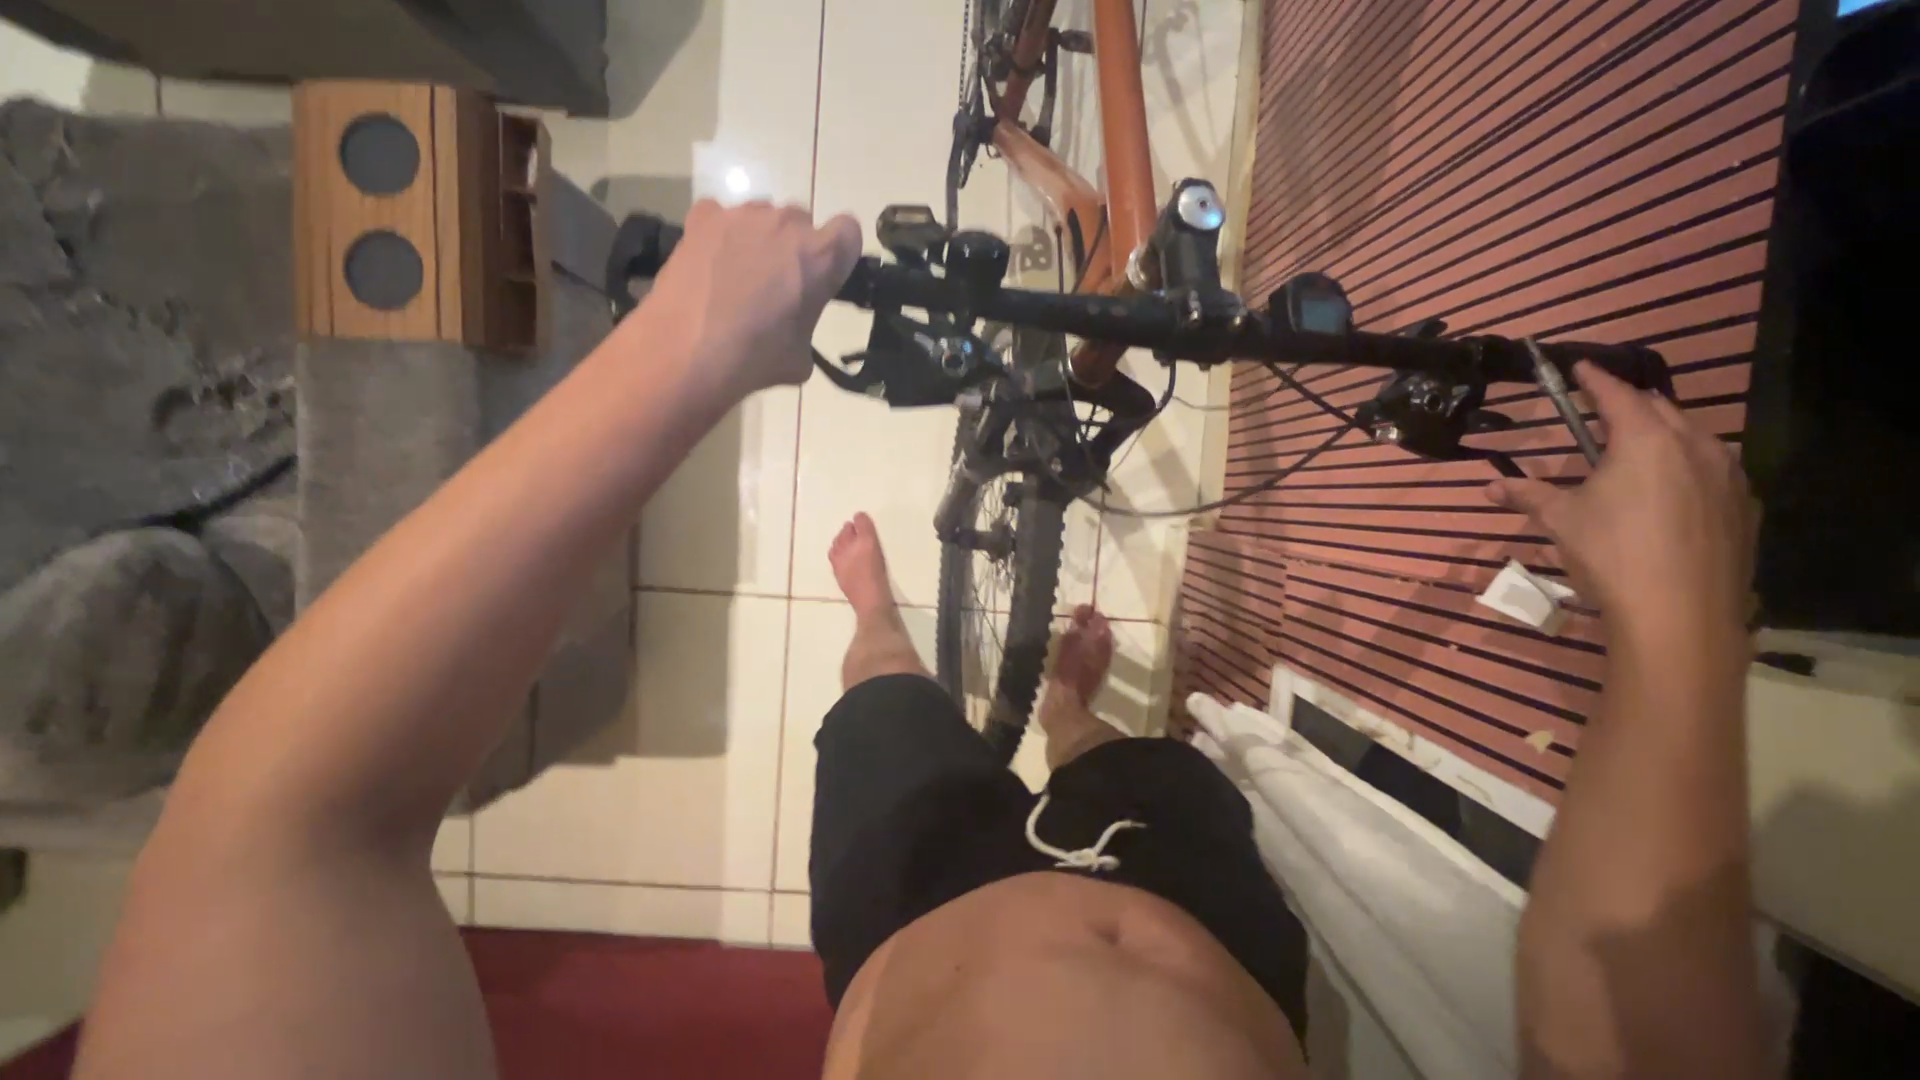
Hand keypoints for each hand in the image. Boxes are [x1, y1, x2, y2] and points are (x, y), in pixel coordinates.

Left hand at [626, 199, 861, 395]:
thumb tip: (792, 323)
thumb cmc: (754, 359)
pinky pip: (722, 217)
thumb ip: (807, 322)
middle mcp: (786, 224)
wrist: (687, 353)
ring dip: (759, 239)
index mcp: (821, 257)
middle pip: (802, 223)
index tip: (824, 274)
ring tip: (738, 277)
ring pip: (762, 218)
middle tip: (776, 284)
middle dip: (794, 247)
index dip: (838, 253)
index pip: (849, 231)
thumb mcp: (802, 356)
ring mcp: (743, 215)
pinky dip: (721, 234)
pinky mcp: (704, 217)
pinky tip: (711, 263)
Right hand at [1485, 362, 1755, 637]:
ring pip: (1693, 438)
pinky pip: (1712, 470)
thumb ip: (1527, 496)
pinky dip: (1686, 467)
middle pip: (1662, 409)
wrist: (1680, 613)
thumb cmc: (1612, 555)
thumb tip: (1489, 486)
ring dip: (1663, 434)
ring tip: (1636, 449)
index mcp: (1646, 440)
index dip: (1595, 379)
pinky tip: (1668, 492)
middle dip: (1631, 405)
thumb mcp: (1560, 521)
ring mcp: (1727, 475)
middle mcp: (1694, 445)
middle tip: (1604, 410)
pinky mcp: (1742, 506)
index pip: (1617, 395)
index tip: (1580, 367)